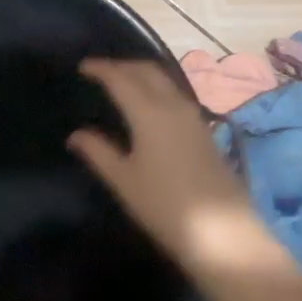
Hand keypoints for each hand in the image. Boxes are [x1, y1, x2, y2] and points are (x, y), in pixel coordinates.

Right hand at [68, 59, 257, 270]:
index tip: (82, 66)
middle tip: (100, 71)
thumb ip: (98, 152)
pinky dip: (156, 87)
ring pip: (164, 79)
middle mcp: (173, 105)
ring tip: (121, 82)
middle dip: (121, 65)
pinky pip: (175, 93)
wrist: (225, 236)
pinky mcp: (205, 130)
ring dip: (141, 73)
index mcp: (149, 113)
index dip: (100, 68)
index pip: (121, 78)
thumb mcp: (125, 182)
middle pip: (146, 70)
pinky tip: (148, 105)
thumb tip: (76, 134)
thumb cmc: (166, 207)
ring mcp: (194, 117)